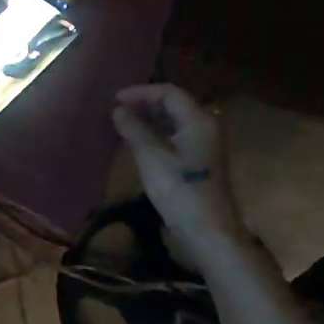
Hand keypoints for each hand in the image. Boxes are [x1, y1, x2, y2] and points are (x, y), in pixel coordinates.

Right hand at [111, 85, 246, 246]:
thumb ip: (133, 128)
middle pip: (173, 104)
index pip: (169, 92)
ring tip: (123, 123)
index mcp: (199, 119)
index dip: (140, 92)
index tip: (115, 100)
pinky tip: (138, 140)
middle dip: (144, 104)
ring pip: (174, 120)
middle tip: (117, 111)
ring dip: (150, 119)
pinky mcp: (200, 159)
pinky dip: (157, 133)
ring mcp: (205, 143)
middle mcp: (206, 125)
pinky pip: (177, 136)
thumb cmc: (180, 189)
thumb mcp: (151, 157)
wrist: (208, 231)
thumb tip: (117, 109)